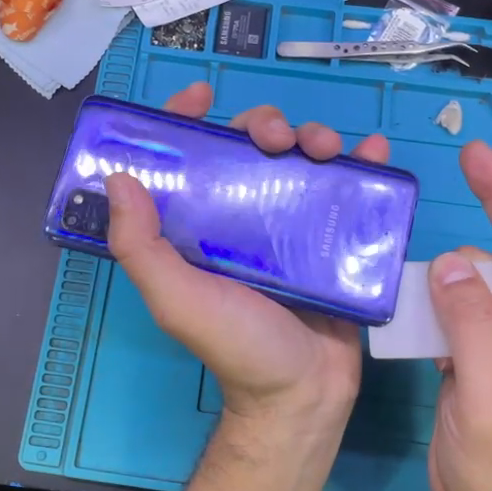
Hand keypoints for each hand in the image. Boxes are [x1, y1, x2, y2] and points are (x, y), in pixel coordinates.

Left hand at [103, 83, 391, 429]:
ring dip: (315, 137)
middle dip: (264, 124)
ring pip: (300, 159)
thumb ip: (139, 247)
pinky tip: (374, 152)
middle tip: (278, 138)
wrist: (305, 394)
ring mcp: (291, 226)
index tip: (202, 96)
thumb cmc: (236, 346)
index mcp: (198, 224)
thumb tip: (117, 178)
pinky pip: (349, 190)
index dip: (187, 119)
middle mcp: (241, 216)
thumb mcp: (176, 299)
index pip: (187, 157)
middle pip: (250, 147)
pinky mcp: (333, 239)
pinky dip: (363, 163)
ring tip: (331, 147)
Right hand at [427, 141, 491, 490]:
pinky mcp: (487, 360)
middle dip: (462, 269)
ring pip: (474, 290)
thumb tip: (450, 262)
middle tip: (433, 317)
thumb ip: (473, 328)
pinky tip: (420, 333)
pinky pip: (460, 315)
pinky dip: (437, 315)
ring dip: (444, 296)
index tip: (474, 152)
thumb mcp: (488, 403)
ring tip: (427, 339)